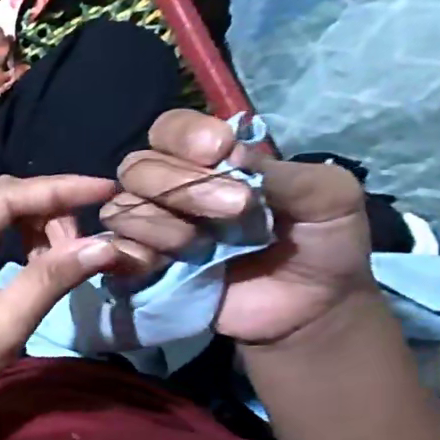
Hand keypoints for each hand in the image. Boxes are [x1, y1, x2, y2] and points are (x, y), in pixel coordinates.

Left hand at [0, 175, 130, 407]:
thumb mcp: (9, 321)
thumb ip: (51, 279)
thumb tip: (105, 245)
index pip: (3, 197)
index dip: (57, 189)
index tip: (106, 189)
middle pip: (2, 195)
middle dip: (52, 207)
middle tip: (86, 240)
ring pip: (3, 207)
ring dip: (43, 221)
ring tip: (65, 256)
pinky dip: (29, 233)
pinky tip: (46, 258)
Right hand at [104, 110, 371, 344]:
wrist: (309, 310)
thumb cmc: (319, 245)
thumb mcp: (329, 198)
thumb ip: (283, 173)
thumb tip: (227, 155)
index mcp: (205, 161)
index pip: (170, 130)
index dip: (184, 136)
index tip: (218, 151)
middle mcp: (165, 188)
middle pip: (136, 167)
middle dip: (180, 185)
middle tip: (234, 210)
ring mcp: (145, 226)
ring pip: (119, 208)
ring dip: (159, 225)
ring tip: (200, 247)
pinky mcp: (130, 263)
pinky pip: (109, 249)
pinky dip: (130, 254)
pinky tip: (161, 264)